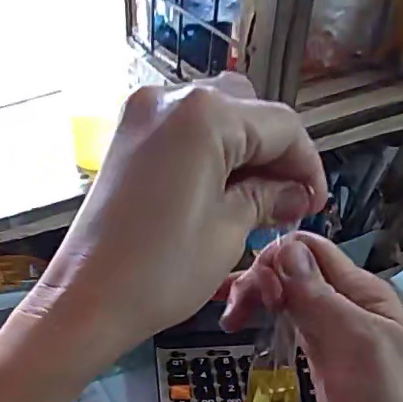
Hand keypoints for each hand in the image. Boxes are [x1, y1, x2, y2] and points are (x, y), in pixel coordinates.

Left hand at [15, 74, 325, 364]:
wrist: (87, 301)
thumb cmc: (155, 274)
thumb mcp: (228, 232)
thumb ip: (267, 198)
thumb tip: (293, 192)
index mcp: (204, 115)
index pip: (280, 126)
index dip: (307, 165)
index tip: (315, 199)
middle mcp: (168, 101)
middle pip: (247, 112)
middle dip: (273, 156)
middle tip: (286, 204)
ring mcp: (140, 119)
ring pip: (213, 121)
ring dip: (241, 156)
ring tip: (254, 205)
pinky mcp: (125, 144)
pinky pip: (181, 137)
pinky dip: (206, 159)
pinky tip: (219, 196)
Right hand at [222, 231, 402, 401]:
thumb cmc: (392, 399)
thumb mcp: (356, 341)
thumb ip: (319, 297)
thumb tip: (285, 249)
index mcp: (360, 291)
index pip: (309, 251)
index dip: (274, 259)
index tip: (251, 292)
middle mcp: (345, 306)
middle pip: (294, 273)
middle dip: (258, 281)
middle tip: (231, 314)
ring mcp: (333, 335)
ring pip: (289, 301)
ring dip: (258, 301)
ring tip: (229, 321)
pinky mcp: (322, 363)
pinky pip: (292, 330)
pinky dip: (269, 325)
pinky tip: (249, 331)